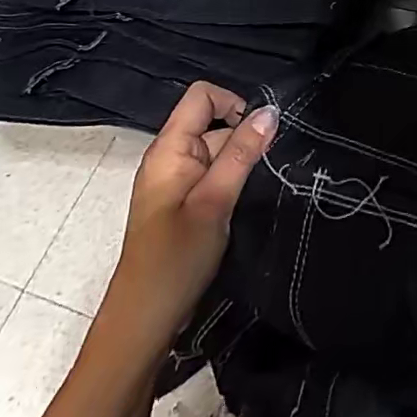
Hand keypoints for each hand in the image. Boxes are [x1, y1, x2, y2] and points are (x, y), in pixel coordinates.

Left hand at [115, 82, 277, 323]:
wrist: (146, 319)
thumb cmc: (175, 258)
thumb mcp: (215, 201)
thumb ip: (242, 153)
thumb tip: (270, 111)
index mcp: (169, 149)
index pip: (202, 96)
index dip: (234, 103)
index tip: (259, 134)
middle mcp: (172, 157)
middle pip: (215, 123)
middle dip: (245, 138)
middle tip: (264, 171)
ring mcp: (179, 181)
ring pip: (220, 151)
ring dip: (242, 162)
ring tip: (257, 190)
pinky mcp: (187, 202)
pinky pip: (216, 175)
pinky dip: (235, 181)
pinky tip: (246, 201)